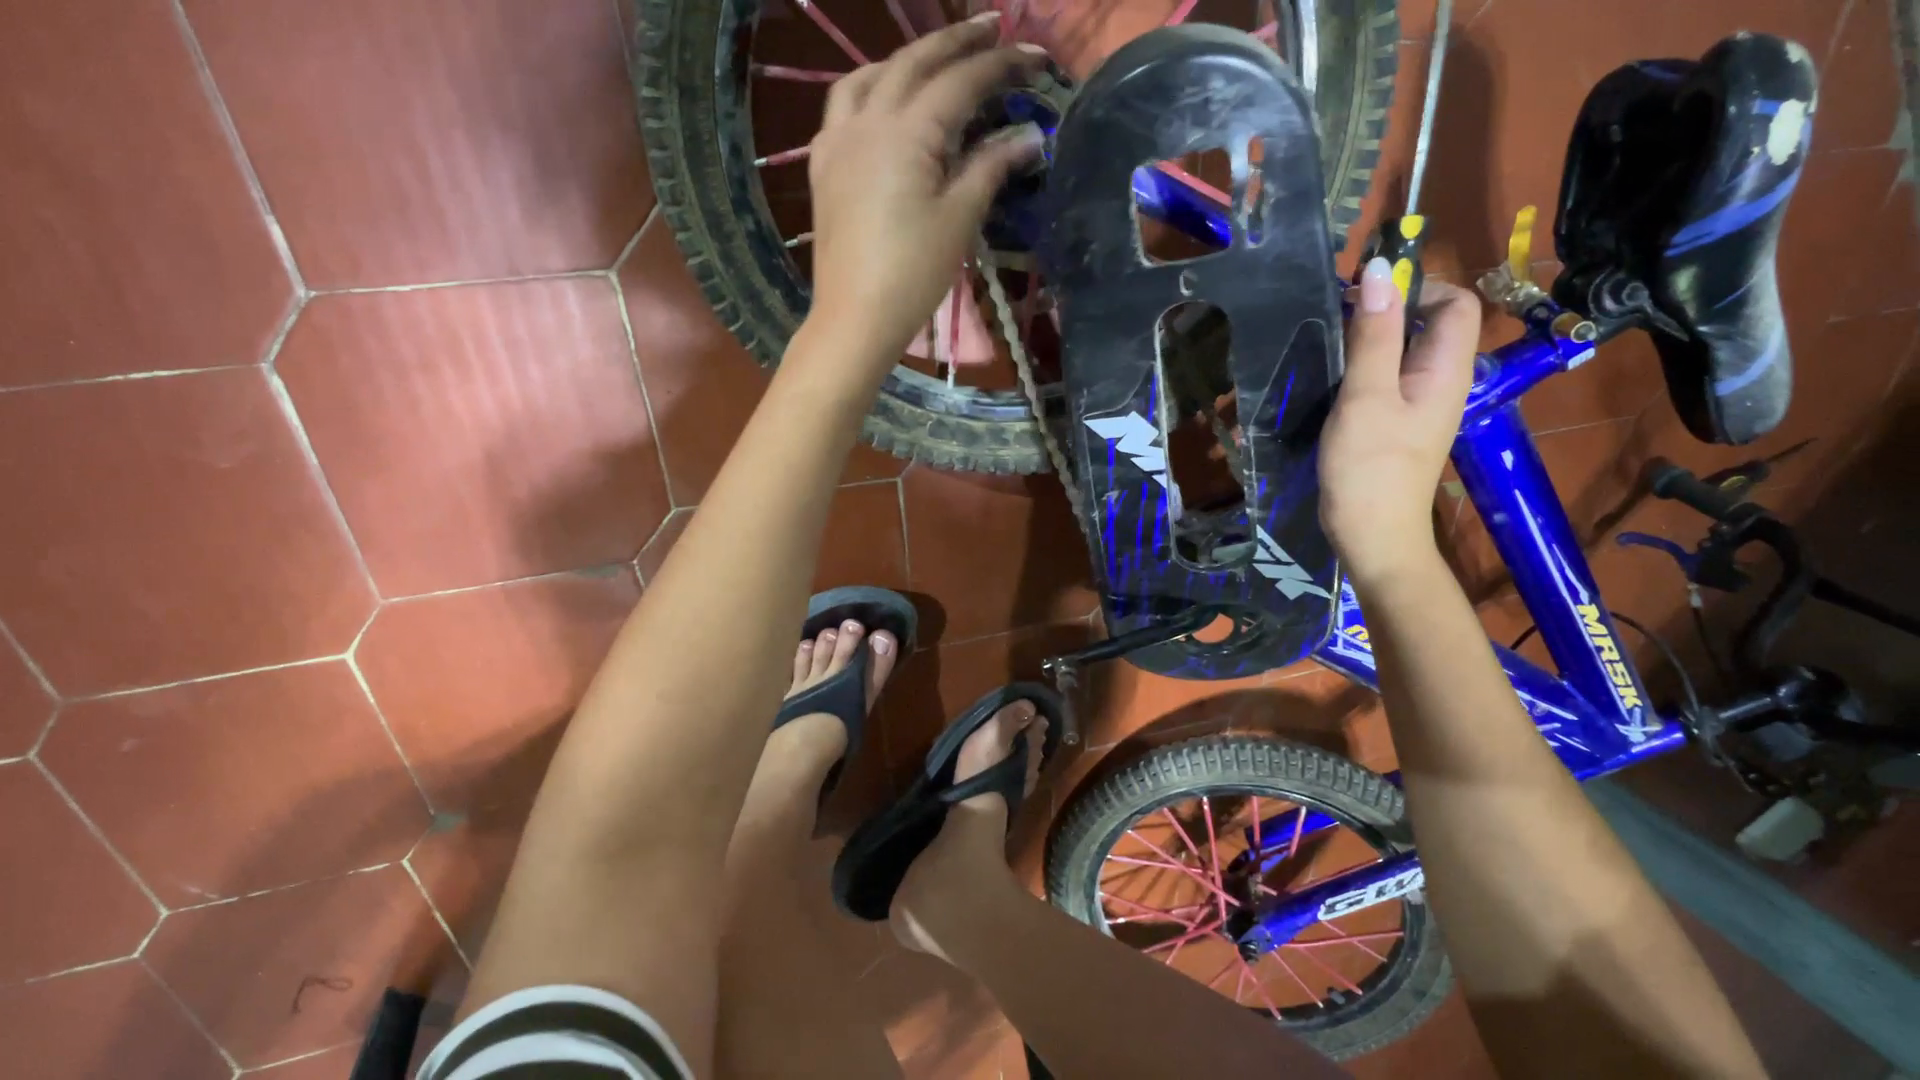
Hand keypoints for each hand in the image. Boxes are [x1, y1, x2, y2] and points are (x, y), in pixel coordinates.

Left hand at [803, 12, 1046, 367]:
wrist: (855, 317)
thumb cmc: (913, 272)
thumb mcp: (960, 218)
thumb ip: (991, 168)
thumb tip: (1029, 137)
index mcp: (905, 133)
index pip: (960, 82)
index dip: (1000, 65)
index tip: (1036, 57)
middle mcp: (866, 122)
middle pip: (912, 63)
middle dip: (954, 42)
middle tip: (990, 27)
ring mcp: (838, 142)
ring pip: (868, 77)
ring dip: (904, 59)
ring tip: (933, 61)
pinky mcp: (823, 167)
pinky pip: (842, 108)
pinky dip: (867, 90)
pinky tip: (882, 104)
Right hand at [1319, 262, 1478, 587]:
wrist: (1371, 537)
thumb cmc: (1370, 467)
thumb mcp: (1366, 394)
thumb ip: (1374, 333)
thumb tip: (1380, 268)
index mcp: (1447, 369)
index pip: (1456, 302)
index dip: (1419, 286)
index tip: (1367, 295)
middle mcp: (1441, 380)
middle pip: (1430, 323)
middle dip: (1388, 309)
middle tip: (1338, 316)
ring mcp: (1418, 404)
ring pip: (1404, 350)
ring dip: (1371, 337)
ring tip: (1330, 343)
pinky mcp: (1395, 423)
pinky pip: (1387, 377)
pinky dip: (1363, 366)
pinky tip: (1332, 377)